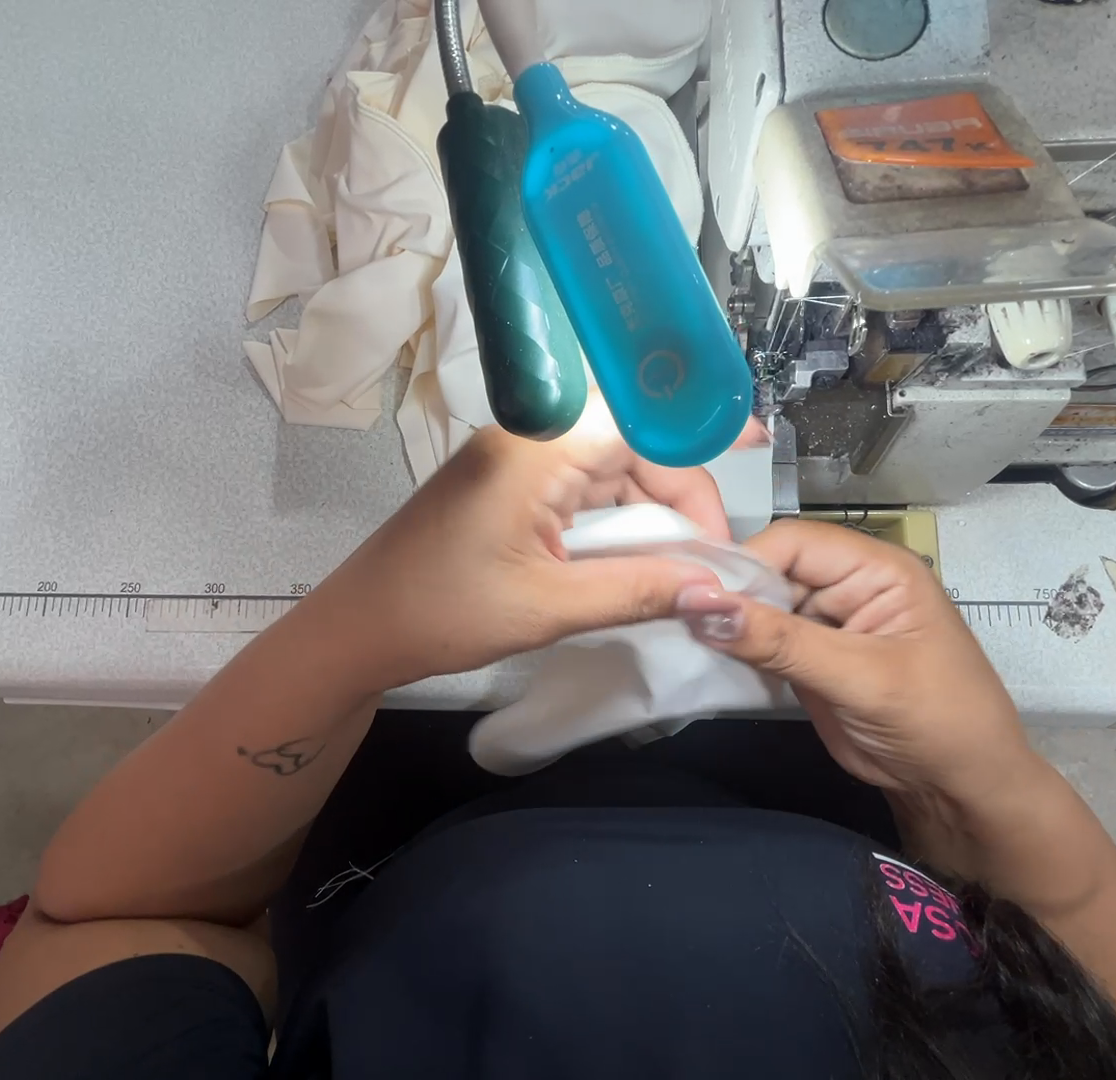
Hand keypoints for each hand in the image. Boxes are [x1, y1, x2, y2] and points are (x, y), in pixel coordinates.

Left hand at [310, 423, 732, 687]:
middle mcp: (526, 438)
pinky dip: (611, 521)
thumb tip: (712, 588)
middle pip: (629, 446)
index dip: (700, 429)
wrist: (360, 627)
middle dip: (677, 498)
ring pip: (607, 470)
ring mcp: (513, 459)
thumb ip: (636, 590)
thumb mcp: (548, 607)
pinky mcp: (506, 483)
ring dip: (646, 514)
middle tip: (709, 558)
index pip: (638, 421)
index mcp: (535, 450)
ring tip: (681, 566)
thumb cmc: (441, 613)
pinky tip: (633, 557)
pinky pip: (577, 488)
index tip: (755, 442)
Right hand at [677, 519, 1035, 802]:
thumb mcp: (861, 678)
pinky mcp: (804, 655)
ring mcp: (823, 622)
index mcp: (874, 568)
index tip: (694, 596)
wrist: (957, 790)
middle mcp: (844, 584)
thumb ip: (780, 642)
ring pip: (756, 605)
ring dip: (724, 624)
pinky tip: (704, 657)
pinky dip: (733, 649)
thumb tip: (701, 607)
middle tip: (679, 621)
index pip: (792, 543)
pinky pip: (758, 639)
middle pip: (768, 570)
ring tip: (682, 638)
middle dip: (728, 595)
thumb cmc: (936, 722)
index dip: (744, 563)